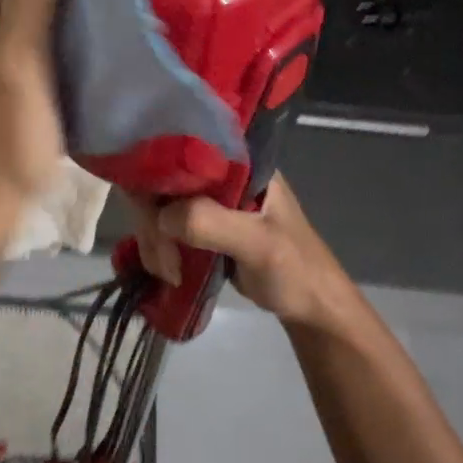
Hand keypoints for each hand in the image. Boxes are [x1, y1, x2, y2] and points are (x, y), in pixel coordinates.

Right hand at [130, 174, 354, 328]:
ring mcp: (211, 203)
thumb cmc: (296, 271)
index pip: (184, 153)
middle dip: (155, 222)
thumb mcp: (259, 245)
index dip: (159, 176)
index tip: (149, 209)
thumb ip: (210, 223)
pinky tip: (166, 271)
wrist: (312, 310)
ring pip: (160, 209)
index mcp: (242, 164)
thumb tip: (159, 216)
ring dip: (155, 241)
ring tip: (169, 273)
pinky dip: (159, 249)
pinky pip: (166, 229)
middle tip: (163, 259)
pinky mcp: (203, 228)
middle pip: (165, 183)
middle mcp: (222, 176)